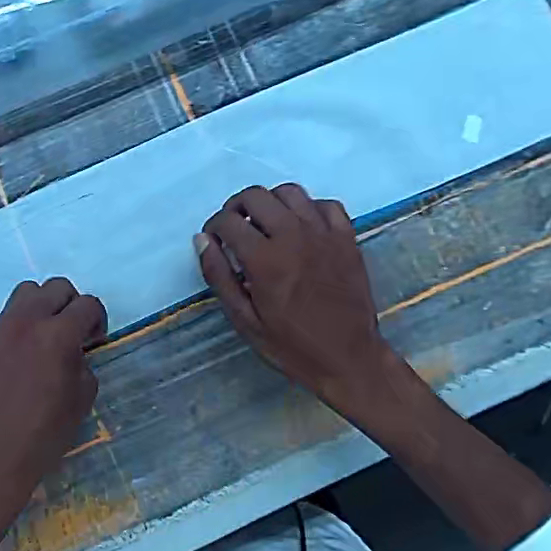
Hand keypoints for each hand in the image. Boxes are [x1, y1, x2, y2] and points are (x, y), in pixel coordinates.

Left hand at [0, 277, 106, 543]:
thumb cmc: (46, 433)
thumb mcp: (83, 397)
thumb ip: (82, 360)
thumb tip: (74, 348)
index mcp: (57, 335)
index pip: (87, 304)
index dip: (97, 320)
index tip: (94, 338)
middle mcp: (25, 322)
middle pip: (55, 288)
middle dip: (71, 305)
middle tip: (72, 333)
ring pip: (24, 294)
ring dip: (41, 308)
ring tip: (42, 338)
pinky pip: (1, 321)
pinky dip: (15, 330)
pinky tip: (16, 360)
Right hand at [195, 184, 401, 415]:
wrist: (348, 358)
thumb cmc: (290, 345)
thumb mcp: (243, 319)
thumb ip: (219, 276)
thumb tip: (202, 240)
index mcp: (264, 259)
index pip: (228, 221)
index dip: (213, 228)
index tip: (214, 241)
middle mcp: (294, 237)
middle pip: (256, 196)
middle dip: (236, 208)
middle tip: (235, 229)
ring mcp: (324, 234)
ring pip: (289, 192)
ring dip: (270, 203)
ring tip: (265, 226)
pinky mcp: (346, 239)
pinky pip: (325, 204)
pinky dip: (307, 209)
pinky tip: (300, 229)